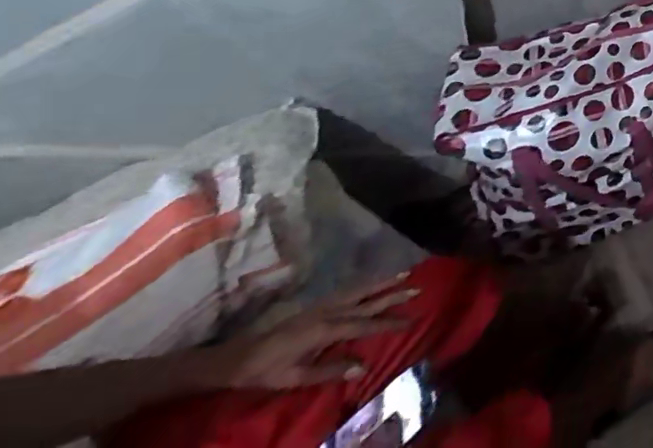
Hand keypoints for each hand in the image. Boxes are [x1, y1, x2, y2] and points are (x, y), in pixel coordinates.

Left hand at [204, 274, 419, 389]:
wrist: (235, 358)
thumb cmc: (264, 371)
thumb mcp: (293, 378)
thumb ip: (329, 371)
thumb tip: (363, 367)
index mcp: (325, 330)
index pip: (365, 325)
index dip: (389, 324)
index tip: (411, 321)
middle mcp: (329, 313)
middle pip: (367, 302)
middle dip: (393, 296)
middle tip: (418, 289)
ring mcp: (323, 306)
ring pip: (360, 290)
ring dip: (383, 283)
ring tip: (404, 274)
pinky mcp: (317, 305)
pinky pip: (349, 290)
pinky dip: (367, 283)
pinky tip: (374, 282)